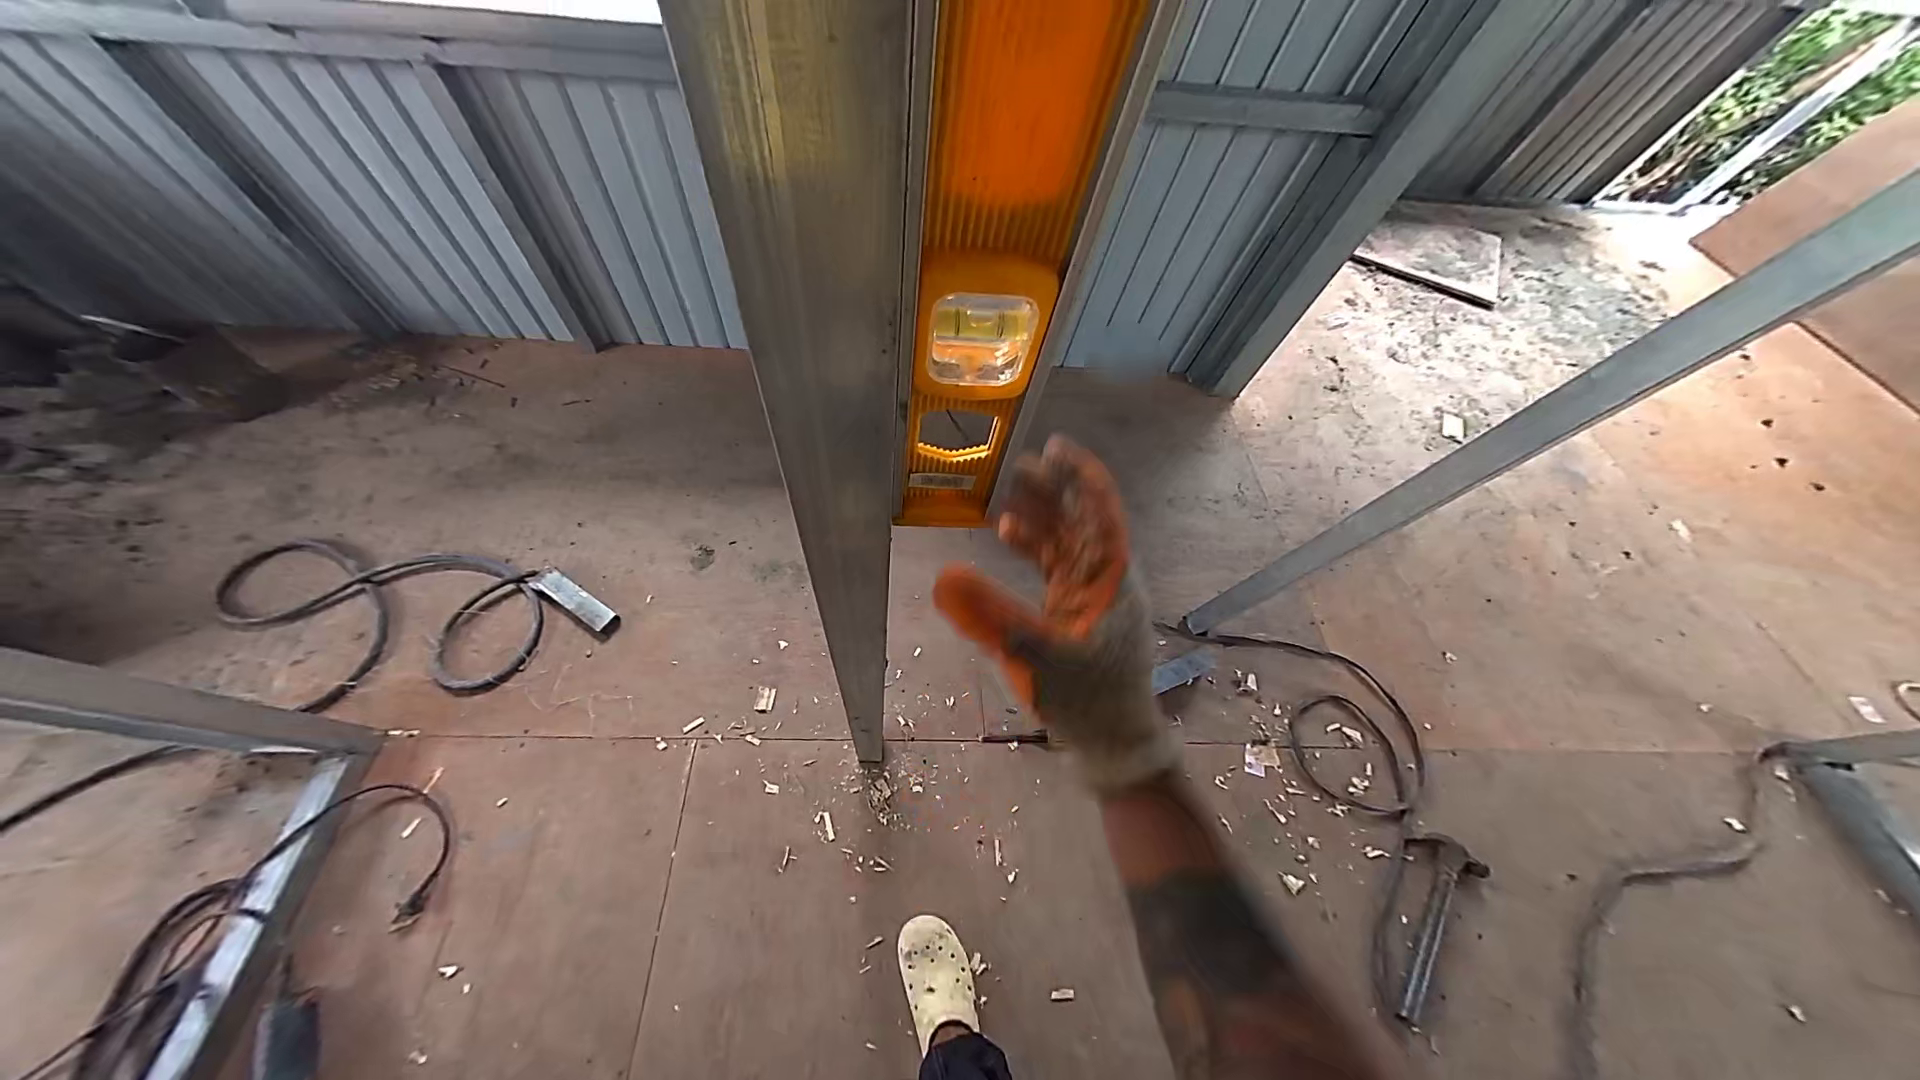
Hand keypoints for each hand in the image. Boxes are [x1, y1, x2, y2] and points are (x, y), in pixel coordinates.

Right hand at [934, 436, 1177, 792]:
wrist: (1112, 741)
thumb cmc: (1089, 701)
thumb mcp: (1039, 659)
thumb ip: (991, 620)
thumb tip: (944, 577)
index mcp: (1109, 579)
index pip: (1100, 514)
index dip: (1081, 477)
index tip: (1055, 448)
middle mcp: (1101, 577)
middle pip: (1078, 519)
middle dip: (1051, 489)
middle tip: (1017, 464)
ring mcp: (1086, 592)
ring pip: (1062, 538)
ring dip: (1039, 513)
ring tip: (1007, 490)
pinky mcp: (1070, 608)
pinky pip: (1050, 565)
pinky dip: (1030, 547)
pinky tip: (1007, 532)